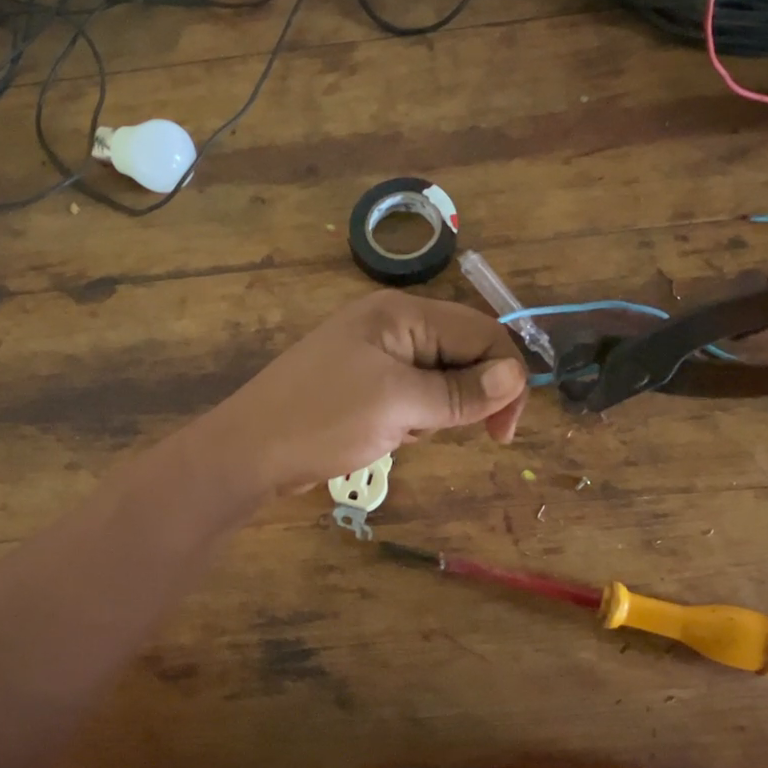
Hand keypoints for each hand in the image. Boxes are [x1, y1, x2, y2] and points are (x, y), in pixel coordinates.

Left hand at [199, 290, 528, 494]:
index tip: (504, 433)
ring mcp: (373, 356)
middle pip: (462, 354)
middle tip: (435, 431)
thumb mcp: (399, 405)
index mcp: (401, 314)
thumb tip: (518, 376)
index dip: (505, 378)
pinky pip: (410, 398)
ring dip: (434, 413)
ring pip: (438, 381)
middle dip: (463, 397)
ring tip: (397, 432)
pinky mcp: (361, 386)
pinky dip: (410, 420)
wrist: (249, 452)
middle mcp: (391, 326)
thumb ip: (461, 392)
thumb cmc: (323, 420)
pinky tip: (382, 437)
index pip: (481, 332)